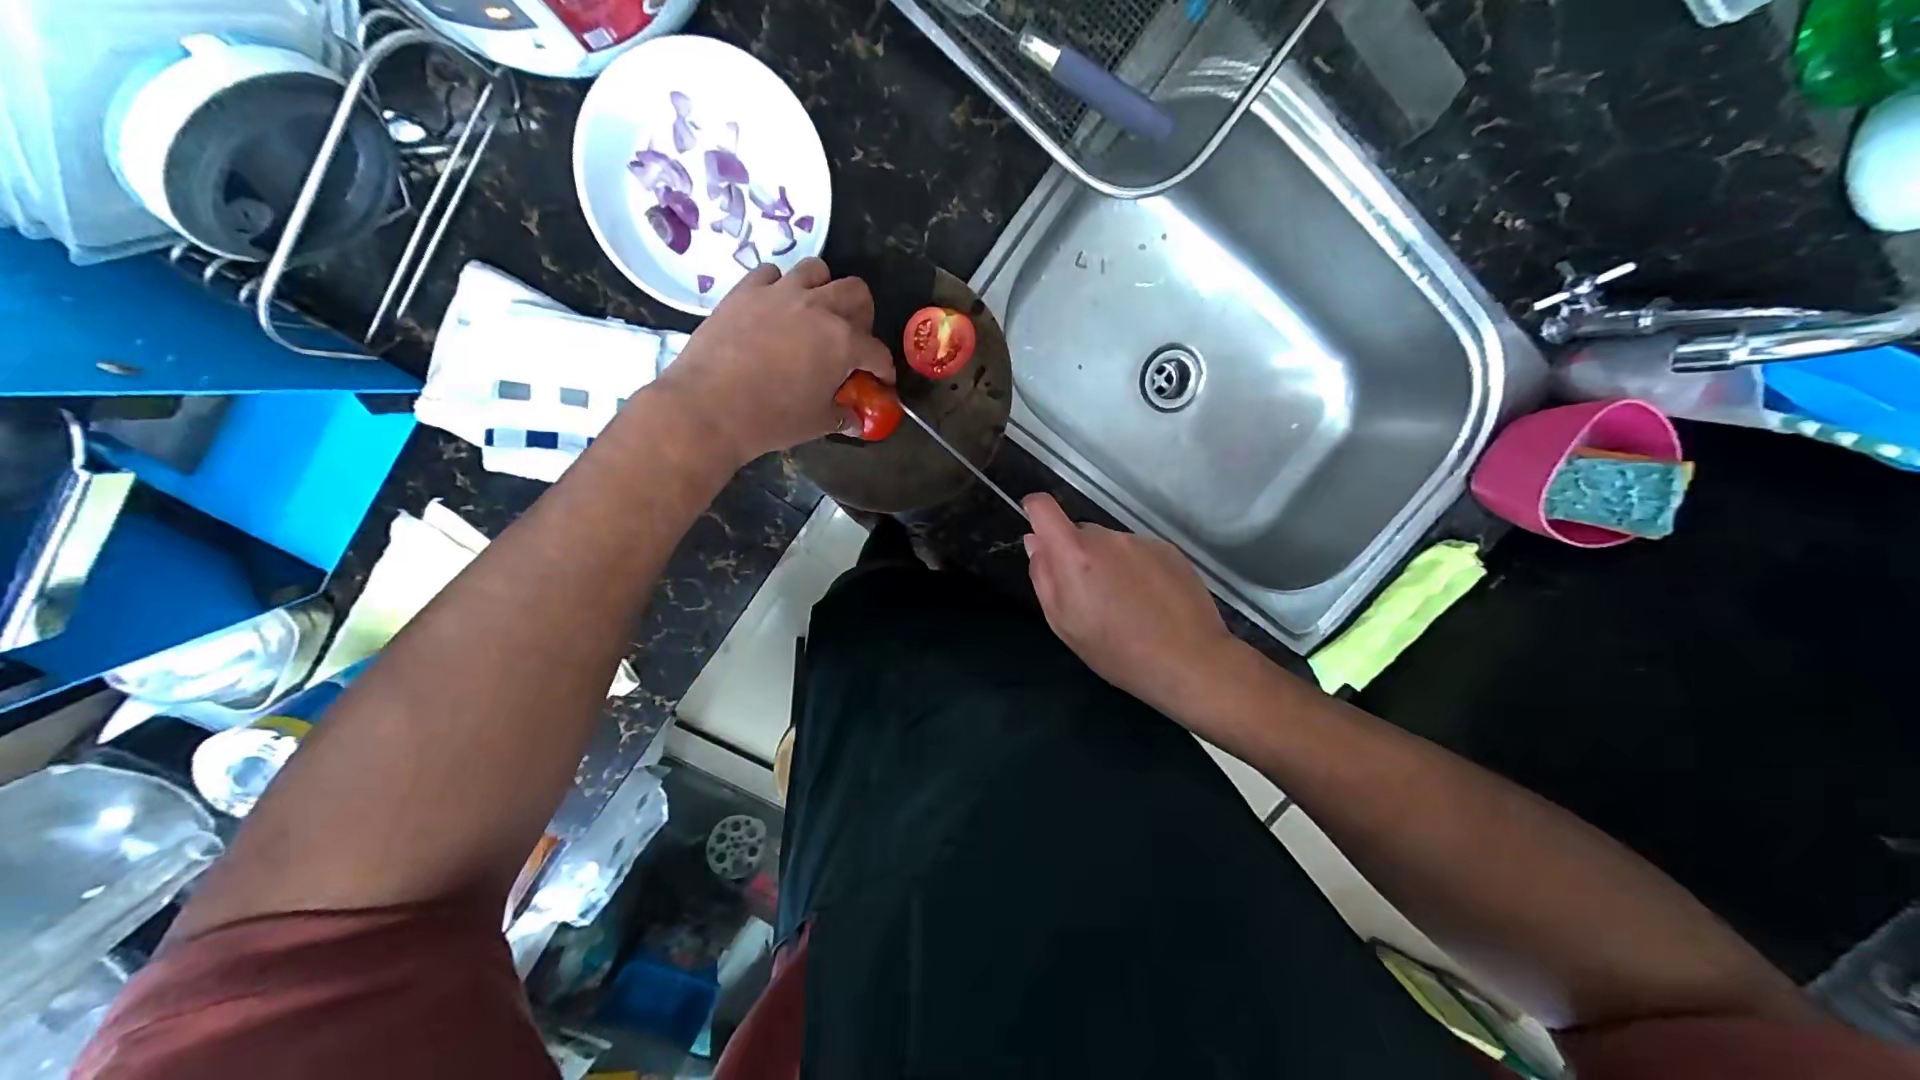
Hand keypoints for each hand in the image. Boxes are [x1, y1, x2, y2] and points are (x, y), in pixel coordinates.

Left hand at [652, 258, 895, 465]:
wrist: (708, 407)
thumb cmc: (770, 419)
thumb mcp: (816, 423)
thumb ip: (842, 415)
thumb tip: (856, 420)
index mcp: (843, 342)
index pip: (876, 350)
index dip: (883, 368)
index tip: (881, 380)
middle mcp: (818, 307)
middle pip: (856, 293)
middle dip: (863, 316)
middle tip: (853, 339)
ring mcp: (780, 293)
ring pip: (816, 270)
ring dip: (824, 289)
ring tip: (815, 313)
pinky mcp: (745, 290)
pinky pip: (771, 273)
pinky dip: (779, 287)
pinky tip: (774, 308)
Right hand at [1022, 493, 1240, 712]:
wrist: (1189, 660)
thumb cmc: (1117, 651)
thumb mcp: (1064, 624)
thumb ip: (1044, 577)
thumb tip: (1036, 542)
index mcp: (1075, 554)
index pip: (1044, 508)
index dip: (1034, 510)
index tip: (1037, 529)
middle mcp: (1108, 538)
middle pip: (1080, 533)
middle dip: (1077, 556)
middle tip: (1090, 597)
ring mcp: (1142, 541)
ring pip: (1112, 546)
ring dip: (1110, 565)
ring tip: (1127, 605)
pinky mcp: (1169, 550)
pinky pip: (1139, 553)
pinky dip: (1138, 571)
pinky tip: (1151, 602)